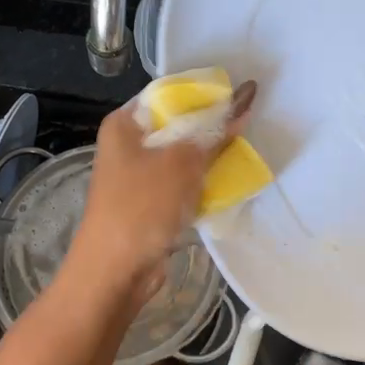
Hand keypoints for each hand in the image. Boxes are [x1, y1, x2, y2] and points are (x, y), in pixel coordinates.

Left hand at [68, 81, 255, 305]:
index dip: (203, 94)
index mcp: (124, 123)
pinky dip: (201, 184)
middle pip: (177, 126)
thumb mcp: (182, 163)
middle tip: (249, 124)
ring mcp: (137, 176)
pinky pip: (182, 184)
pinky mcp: (149, 204)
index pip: (168, 95)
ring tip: (244, 151)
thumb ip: (215, 132)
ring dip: (209, 158)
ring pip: (182, 157)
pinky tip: (228, 183)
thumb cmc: (141, 206)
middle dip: (210, 128)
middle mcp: (127, 144)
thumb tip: (246, 99)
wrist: (115, 271)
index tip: (239, 95)